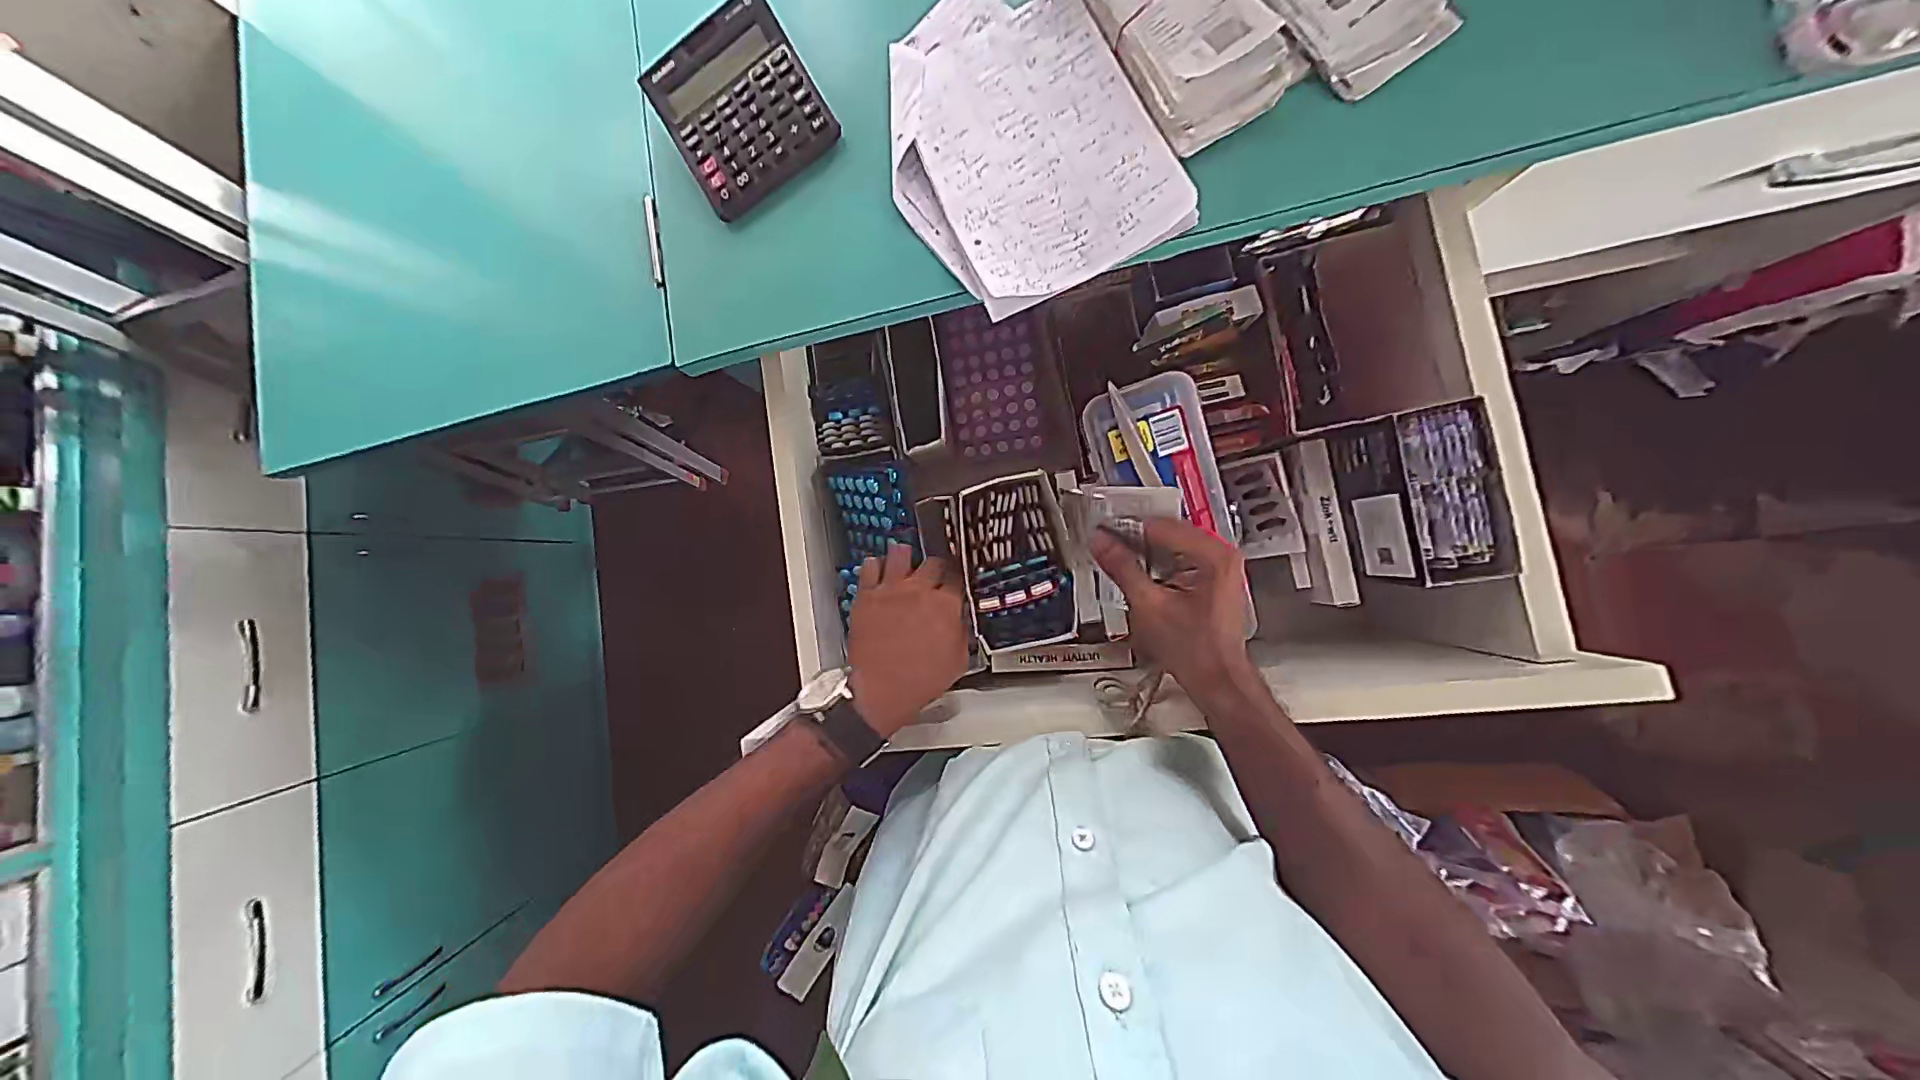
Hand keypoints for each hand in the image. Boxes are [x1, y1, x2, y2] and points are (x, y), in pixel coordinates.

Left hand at [847, 543, 968, 737]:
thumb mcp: (957, 661)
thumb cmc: (916, 681)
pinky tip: (880, 570)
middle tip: (934, 574)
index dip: (958, 578)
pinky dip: (876, 565)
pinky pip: (871, 566)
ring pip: (901, 553)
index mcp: (946, 606)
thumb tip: (962, 622)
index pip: (958, 576)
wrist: (880, 690)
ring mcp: (892, 590)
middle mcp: (919, 591)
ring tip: (906, 562)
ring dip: (906, 557)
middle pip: (933, 561)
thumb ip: (962, 633)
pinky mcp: (868, 596)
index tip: (955, 580)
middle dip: (936, 567)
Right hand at [1090, 517, 1254, 696]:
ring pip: (1173, 545)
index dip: (1127, 529)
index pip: (1161, 525)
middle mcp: (1222, 555)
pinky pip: (1180, 558)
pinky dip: (1159, 565)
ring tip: (1122, 564)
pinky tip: (1143, 579)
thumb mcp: (1149, 605)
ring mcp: (1221, 567)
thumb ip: (1123, 568)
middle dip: (1136, 541)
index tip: (1105, 532)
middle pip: (1168, 532)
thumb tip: (1103, 543)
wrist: (1217, 678)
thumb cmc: (1197, 651)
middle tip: (1108, 545)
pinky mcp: (1214, 578)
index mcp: (1213, 555)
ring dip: (1146, 553)